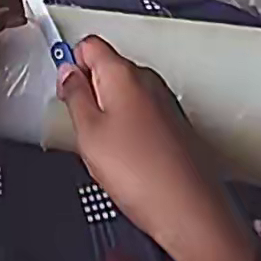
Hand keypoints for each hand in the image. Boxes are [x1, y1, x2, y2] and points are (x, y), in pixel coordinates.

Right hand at [57, 36, 257, 260]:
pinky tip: (128, 159)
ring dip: (110, 111)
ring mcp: (166, 102)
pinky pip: (142, 113)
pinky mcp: (177, 126)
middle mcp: (148, 80)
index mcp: (123, 73)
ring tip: (106, 148)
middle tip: (83, 123)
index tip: (66, 88)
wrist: (193, 216)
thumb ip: (73, 94)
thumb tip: (67, 74)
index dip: (71, 63)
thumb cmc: (142, 175)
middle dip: (90, 89)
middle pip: (107, 67)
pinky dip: (131, 128)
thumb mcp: (87, 132)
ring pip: (124, 92)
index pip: (88, 44)